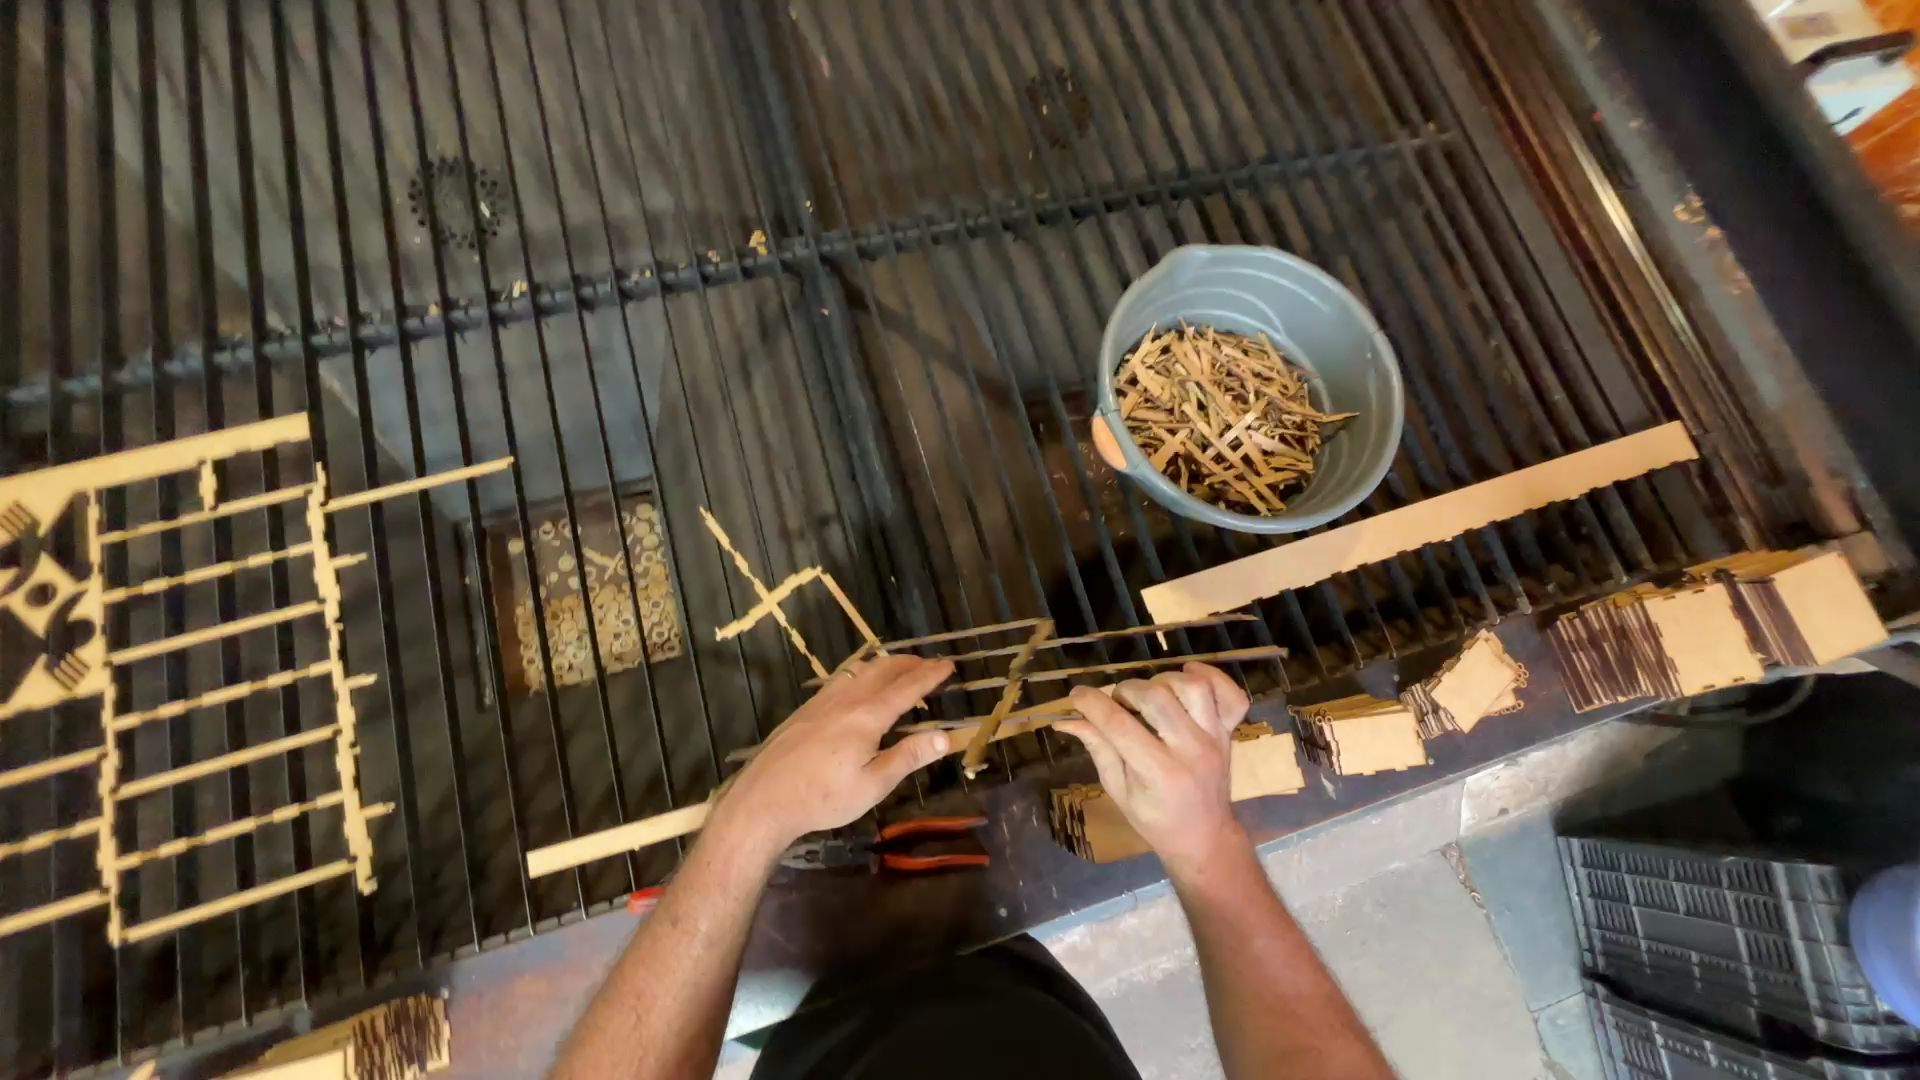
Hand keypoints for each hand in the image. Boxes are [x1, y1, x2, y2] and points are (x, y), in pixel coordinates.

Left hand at [711, 654, 955, 859]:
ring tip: (900, 668)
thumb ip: (908, 757)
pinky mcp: (807, 710)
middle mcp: (847, 700)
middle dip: (910, 663)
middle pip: (884, 670)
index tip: (949, 664)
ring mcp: (823, 702)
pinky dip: (862, 672)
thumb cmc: (824, 797)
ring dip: (886, 665)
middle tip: (930, 663)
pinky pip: (842, 679)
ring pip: (860, 670)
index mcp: (868, 717)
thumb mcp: (873, 785)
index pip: (907, 688)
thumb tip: (945, 736)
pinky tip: (858, 683)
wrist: (765, 798)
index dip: (930, 675)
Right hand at [1055, 662, 1250, 874]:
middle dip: (1126, 691)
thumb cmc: (1155, 819)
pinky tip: (1186, 676)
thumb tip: (1066, 719)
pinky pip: (1231, 695)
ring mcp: (1215, 739)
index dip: (1092, 704)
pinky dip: (1210, 676)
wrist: (1204, 836)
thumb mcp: (1118, 790)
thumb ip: (1098, 749)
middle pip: (1156, 697)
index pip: (1119, 725)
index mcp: (1159, 773)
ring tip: (1148, 695)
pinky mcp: (1229, 732)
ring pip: (1192, 688)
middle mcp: (1191, 751)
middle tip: (1116, 703)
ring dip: (1162, 682)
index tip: (1076, 696)